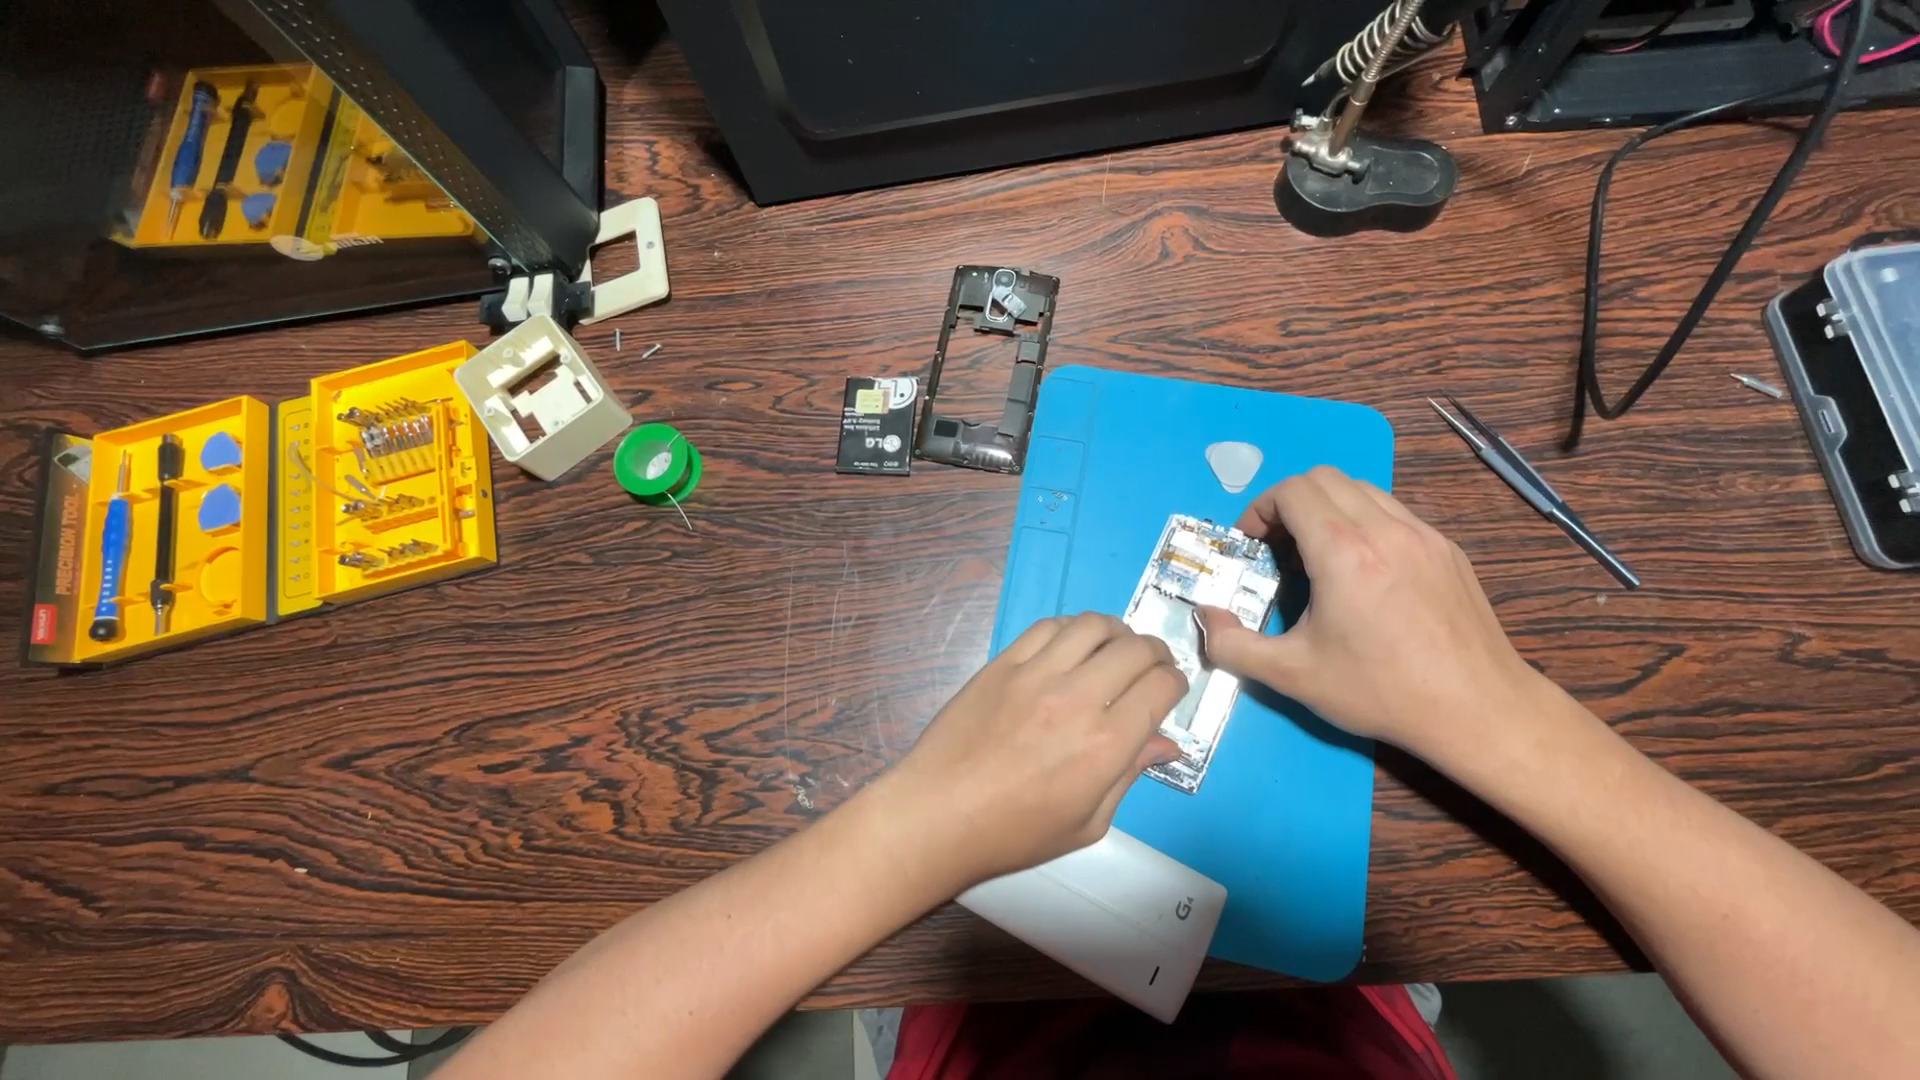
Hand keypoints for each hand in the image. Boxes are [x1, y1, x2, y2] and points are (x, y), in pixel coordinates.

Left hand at [882, 614, 1185, 884]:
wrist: (939, 813)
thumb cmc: (1015, 832)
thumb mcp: (1087, 823)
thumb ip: (1130, 774)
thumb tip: (1166, 743)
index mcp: (1106, 745)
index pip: (1161, 687)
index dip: (1175, 683)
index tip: (1170, 689)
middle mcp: (1078, 699)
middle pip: (1135, 649)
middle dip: (1156, 652)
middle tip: (1152, 664)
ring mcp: (1036, 675)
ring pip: (1093, 626)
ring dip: (1117, 631)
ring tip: (1116, 646)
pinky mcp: (1002, 664)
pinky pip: (1047, 627)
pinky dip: (1071, 628)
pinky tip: (1073, 643)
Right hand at [1195, 466, 1546, 760]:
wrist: (1479, 710)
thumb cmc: (1381, 691)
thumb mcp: (1292, 676)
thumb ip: (1233, 645)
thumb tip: (1205, 617)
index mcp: (1344, 553)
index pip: (1294, 491)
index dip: (1261, 508)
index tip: (1251, 542)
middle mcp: (1385, 530)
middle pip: (1325, 478)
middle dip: (1289, 501)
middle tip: (1276, 544)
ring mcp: (1423, 536)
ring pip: (1362, 489)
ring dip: (1327, 507)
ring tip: (1316, 553)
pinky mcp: (1448, 550)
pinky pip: (1394, 512)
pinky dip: (1363, 521)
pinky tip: (1362, 570)